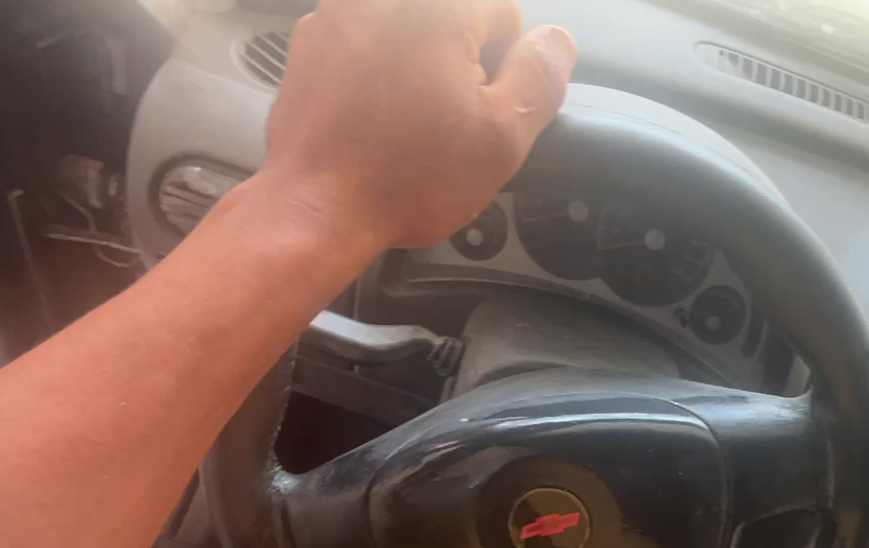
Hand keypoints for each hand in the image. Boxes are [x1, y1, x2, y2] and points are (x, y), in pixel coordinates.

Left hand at [257, 0, 576, 250]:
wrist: (319, 206)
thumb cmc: (411, 178)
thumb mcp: (500, 140)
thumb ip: (538, 81)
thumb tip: (557, 41)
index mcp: (441, 6)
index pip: (503, 15)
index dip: (503, 72)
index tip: (480, 114)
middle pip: (452, 22)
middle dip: (457, 69)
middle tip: (444, 130)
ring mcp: (341, 11)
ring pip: (407, 36)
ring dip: (417, 73)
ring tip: (406, 133)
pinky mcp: (311, 41)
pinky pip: (365, 49)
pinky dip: (376, 79)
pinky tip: (372, 127)